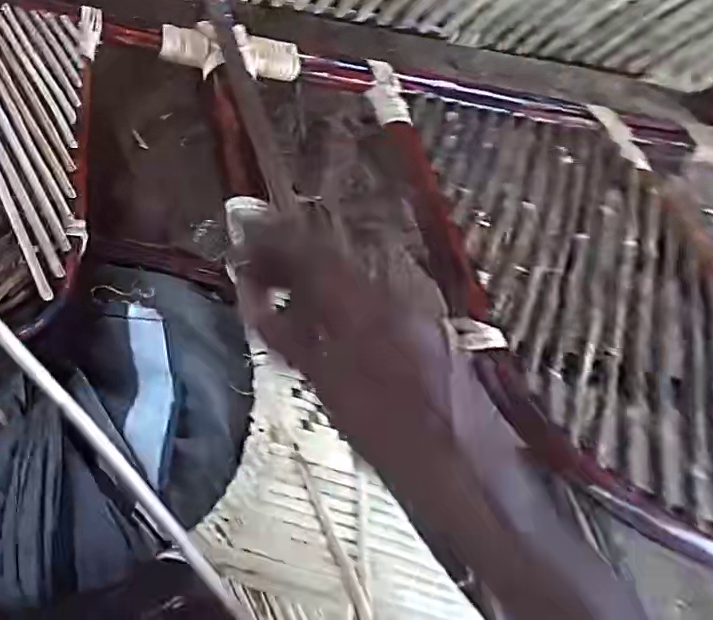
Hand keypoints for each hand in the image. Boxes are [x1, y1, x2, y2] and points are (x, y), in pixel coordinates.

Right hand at [232, 220, 649, 619]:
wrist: (473, 485)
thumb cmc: (385, 435)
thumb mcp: (320, 379)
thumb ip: (280, 327)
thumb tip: (247, 291)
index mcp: (367, 306)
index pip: (309, 250)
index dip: (269, 235)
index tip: (240, 226)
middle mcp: (399, 300)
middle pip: (333, 258)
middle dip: (288, 253)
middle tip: (253, 259)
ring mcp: (422, 317)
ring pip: (354, 277)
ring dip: (313, 274)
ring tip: (279, 286)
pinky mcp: (434, 336)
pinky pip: (374, 297)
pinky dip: (340, 295)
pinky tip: (322, 315)